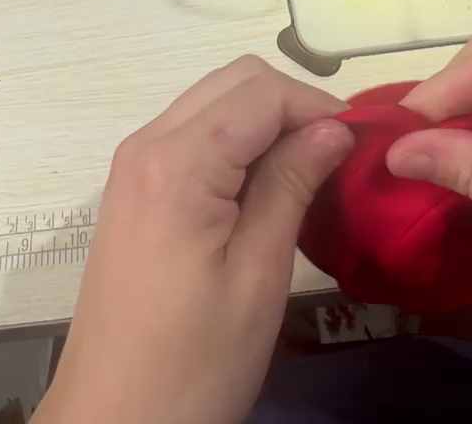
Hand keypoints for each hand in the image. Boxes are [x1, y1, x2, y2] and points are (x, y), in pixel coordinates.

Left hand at [35, 56, 352, 423]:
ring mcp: (135, 160)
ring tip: (306, 169)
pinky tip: (262, 182)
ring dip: (264, 119)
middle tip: (334, 154)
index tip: (359, 141)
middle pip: (233, 81)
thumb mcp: (258, 276)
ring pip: (214, 99)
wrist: (111, 420)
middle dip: (291, 103)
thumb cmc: (193, 361)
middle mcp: (147, 141)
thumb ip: (292, 185)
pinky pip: (194, 130)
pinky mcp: (135, 182)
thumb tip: (334, 128)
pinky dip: (236, 138)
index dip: (316, 105)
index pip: (260, 92)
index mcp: (177, 161)